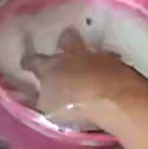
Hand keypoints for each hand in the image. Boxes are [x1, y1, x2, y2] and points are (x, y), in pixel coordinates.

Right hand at [21, 30, 147, 130]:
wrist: (115, 100)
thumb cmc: (73, 105)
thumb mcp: (48, 108)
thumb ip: (41, 99)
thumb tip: (34, 94)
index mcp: (50, 67)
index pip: (34, 61)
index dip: (29, 63)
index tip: (26, 65)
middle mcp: (73, 56)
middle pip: (66, 40)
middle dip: (63, 41)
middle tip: (62, 45)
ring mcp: (99, 57)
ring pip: (90, 49)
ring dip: (87, 55)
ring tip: (87, 64)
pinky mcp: (120, 64)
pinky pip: (109, 61)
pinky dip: (106, 67)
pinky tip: (106, 75)